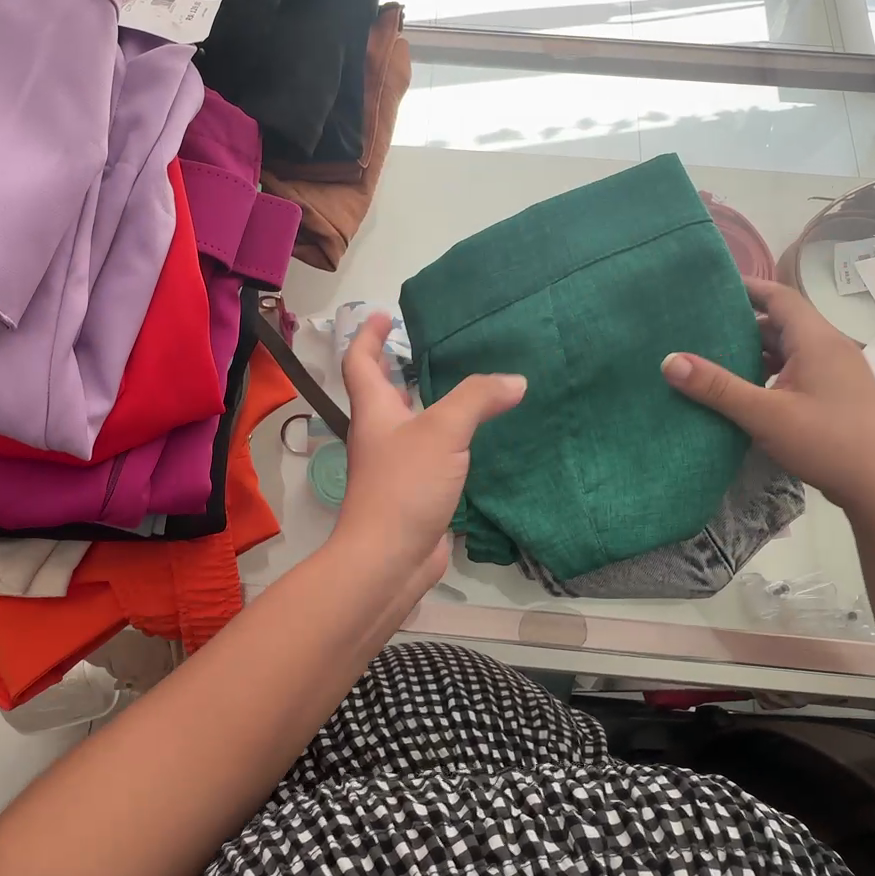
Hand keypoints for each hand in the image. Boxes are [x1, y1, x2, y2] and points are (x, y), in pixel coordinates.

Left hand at [329, 313, 525, 584]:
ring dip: (429, 405)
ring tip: (467, 389)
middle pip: (383, 392)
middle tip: (432, 348)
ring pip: (410, 425)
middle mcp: (379, 435)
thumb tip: (514, 380)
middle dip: (400, 367)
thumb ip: (477, 399)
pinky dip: (448, 442)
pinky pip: (431, 456)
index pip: (360, 362)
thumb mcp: (443, 432)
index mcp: (374, 411)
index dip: (369, 335)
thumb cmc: (404, 486)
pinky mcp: (413, 494)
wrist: (388, 560)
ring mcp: (394, 467)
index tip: (384, 315)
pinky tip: (476, 441)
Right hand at [661, 277, 874, 511]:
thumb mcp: (764, 415)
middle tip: (698, 327)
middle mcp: (830, 348)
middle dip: (741, 322)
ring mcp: (836, 372)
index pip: (779, 296)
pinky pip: (795, 369)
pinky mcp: (836, 394)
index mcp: (816, 341)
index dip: (746, 288)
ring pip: (788, 348)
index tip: (709, 287)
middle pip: (781, 322)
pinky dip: (768, 371)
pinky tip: (744, 390)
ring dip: (753, 350)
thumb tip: (669, 361)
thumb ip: (717, 387)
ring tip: (712, 358)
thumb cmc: (827, 443)